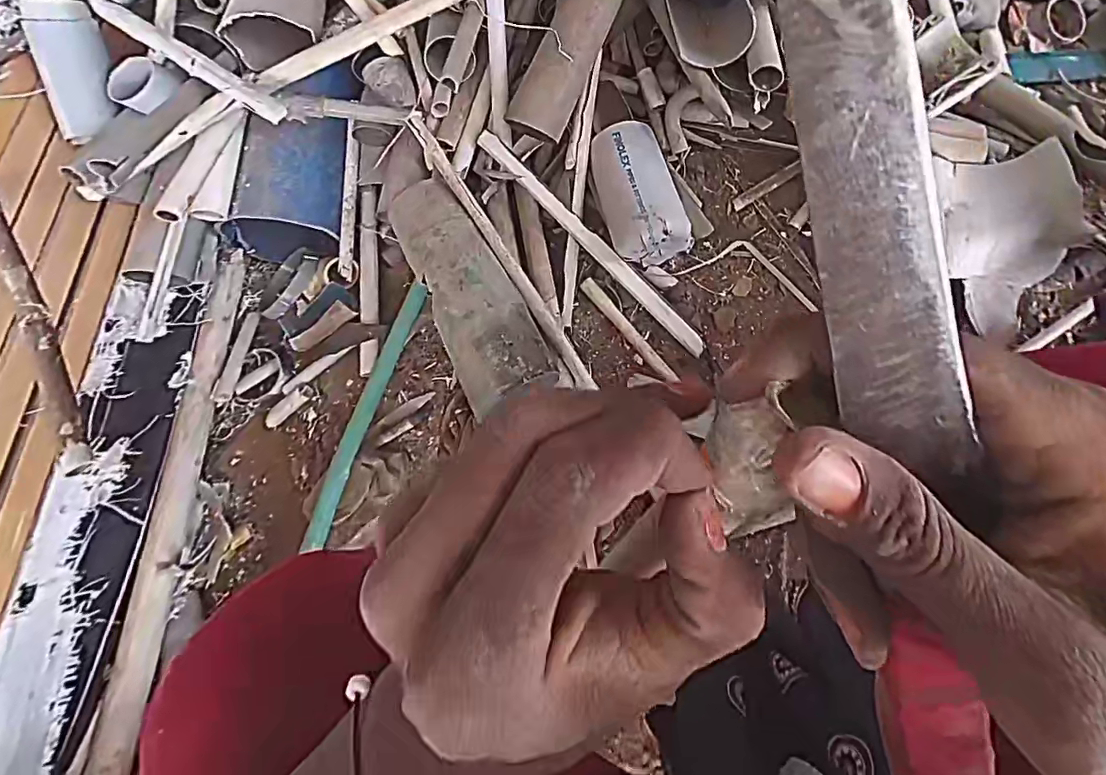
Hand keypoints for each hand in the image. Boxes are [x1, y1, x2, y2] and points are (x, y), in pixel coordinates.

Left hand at [358, 384, 764, 763]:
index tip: (694, 463)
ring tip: (640, 436)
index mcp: (477, 655)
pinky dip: (558, 423)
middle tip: (676, 436)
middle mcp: (414, 590)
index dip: (642, 446)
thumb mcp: (658, 666)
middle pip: (529, 433)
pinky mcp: (404, 500)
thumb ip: (709, 597)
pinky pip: (492, 430)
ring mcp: (396, 538)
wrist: (481, 694)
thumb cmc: (563, 691)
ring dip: (591, 411)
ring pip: (509, 419)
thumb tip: (701, 499)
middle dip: (622, 415)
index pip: (562, 491)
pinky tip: (590, 451)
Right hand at [722, 316, 1105, 774]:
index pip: (913, 341)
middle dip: (828, 476)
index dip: (816, 353)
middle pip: (872, 393)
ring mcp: (1004, 447)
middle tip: (830, 571)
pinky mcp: (977, 480)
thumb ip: (913, 543)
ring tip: (869, 617)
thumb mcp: (1028, 649)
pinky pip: (880, 476)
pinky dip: (857, 535)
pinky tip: (881, 605)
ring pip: (863, 439)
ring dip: (841, 524)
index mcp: (1072, 429)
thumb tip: (797, 451)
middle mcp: (1034, 415)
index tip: (745, 401)